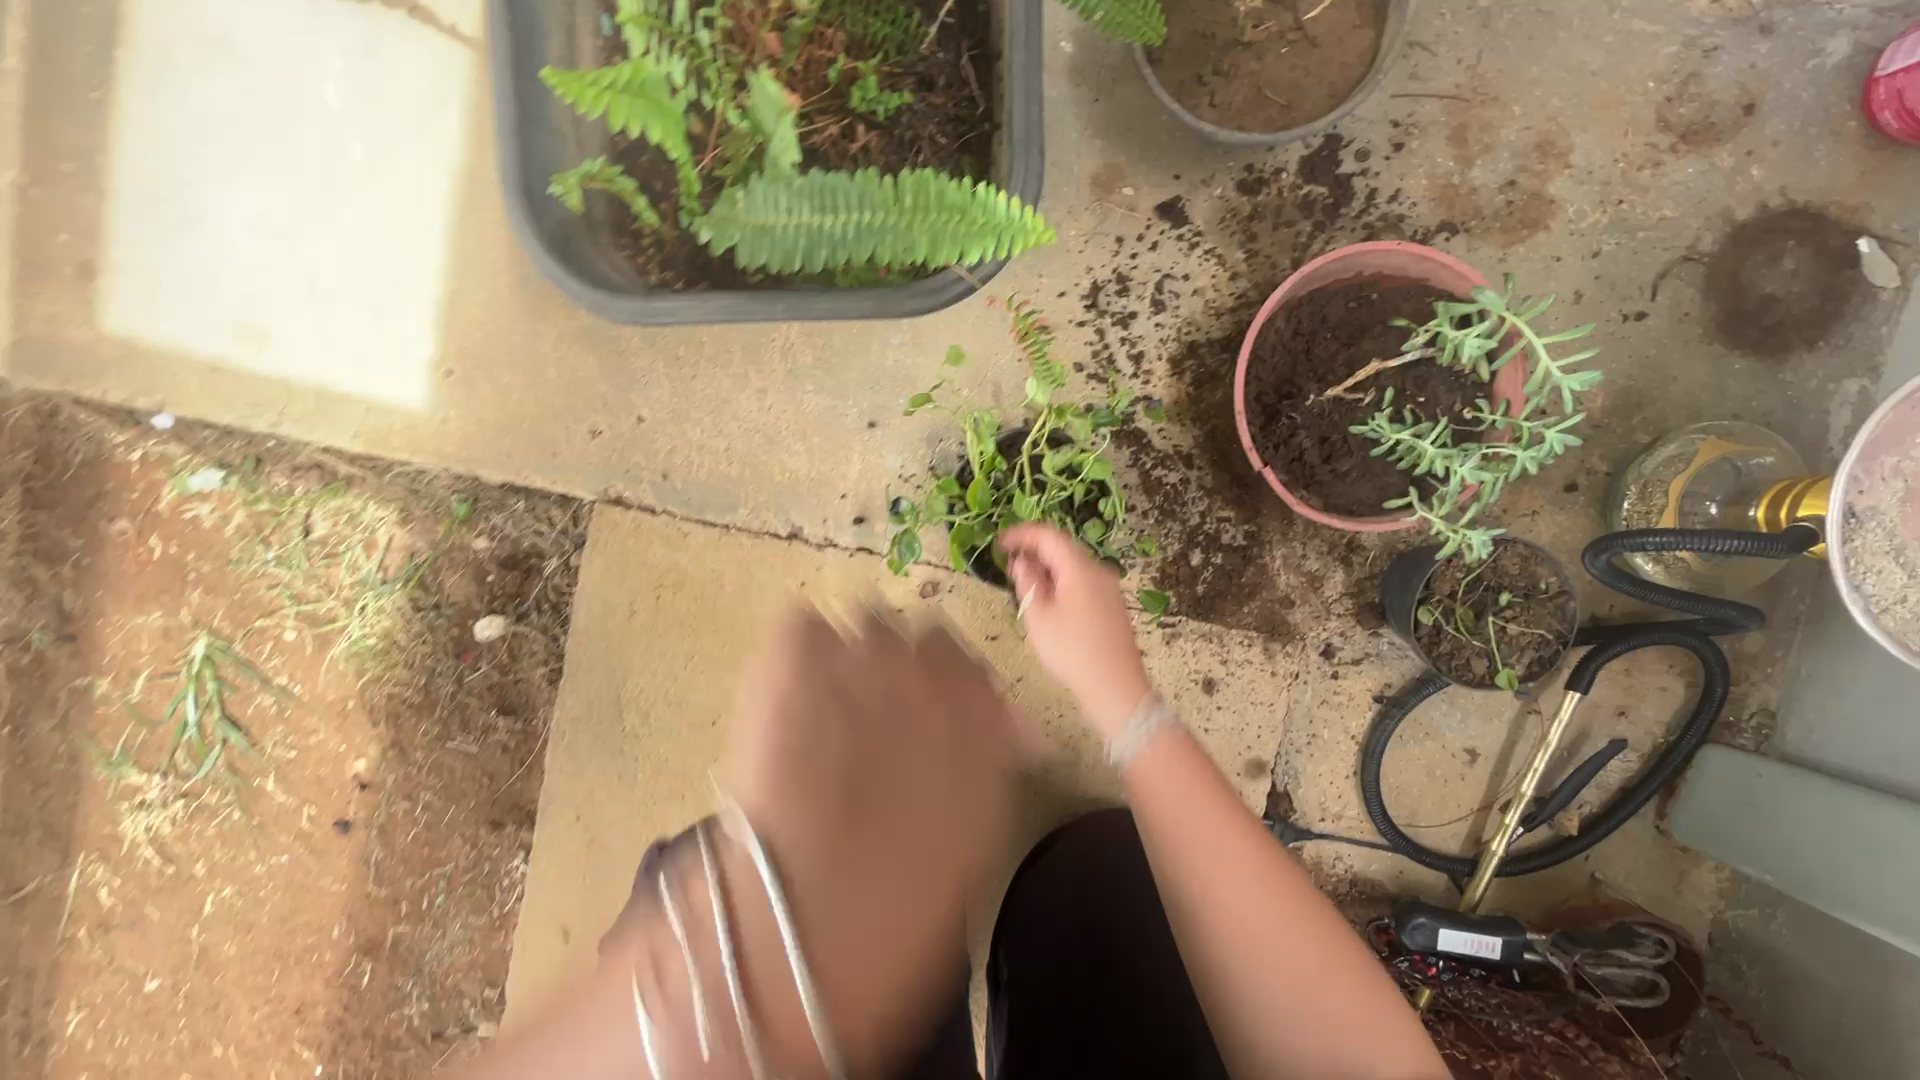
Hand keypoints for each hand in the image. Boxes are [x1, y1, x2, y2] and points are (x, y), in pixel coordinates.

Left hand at [724, 606, 1020, 1074]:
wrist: (807, 916)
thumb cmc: (900, 906)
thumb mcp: (976, 838)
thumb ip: (990, 767)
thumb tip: (1005, 737)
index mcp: (981, 714)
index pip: (967, 665)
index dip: (944, 689)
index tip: (925, 716)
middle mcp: (932, 668)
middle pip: (921, 635)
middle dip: (901, 666)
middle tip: (870, 714)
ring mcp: (865, 652)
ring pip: (864, 622)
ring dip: (853, 656)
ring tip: (824, 709)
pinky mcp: (798, 653)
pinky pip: (805, 627)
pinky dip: (801, 651)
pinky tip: (789, 698)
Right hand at [998, 523, 1152, 736]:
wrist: (1115, 687)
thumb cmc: (1072, 651)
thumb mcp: (1039, 617)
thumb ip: (1028, 583)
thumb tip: (1022, 562)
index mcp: (1080, 569)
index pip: (1048, 536)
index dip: (1021, 535)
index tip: (999, 543)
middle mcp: (1099, 571)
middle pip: (1064, 548)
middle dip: (1034, 551)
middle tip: (1009, 565)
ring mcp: (1109, 588)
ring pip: (1074, 566)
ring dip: (1048, 568)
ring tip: (1025, 584)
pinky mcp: (1112, 605)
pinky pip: (1083, 581)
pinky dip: (1062, 581)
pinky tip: (1050, 600)